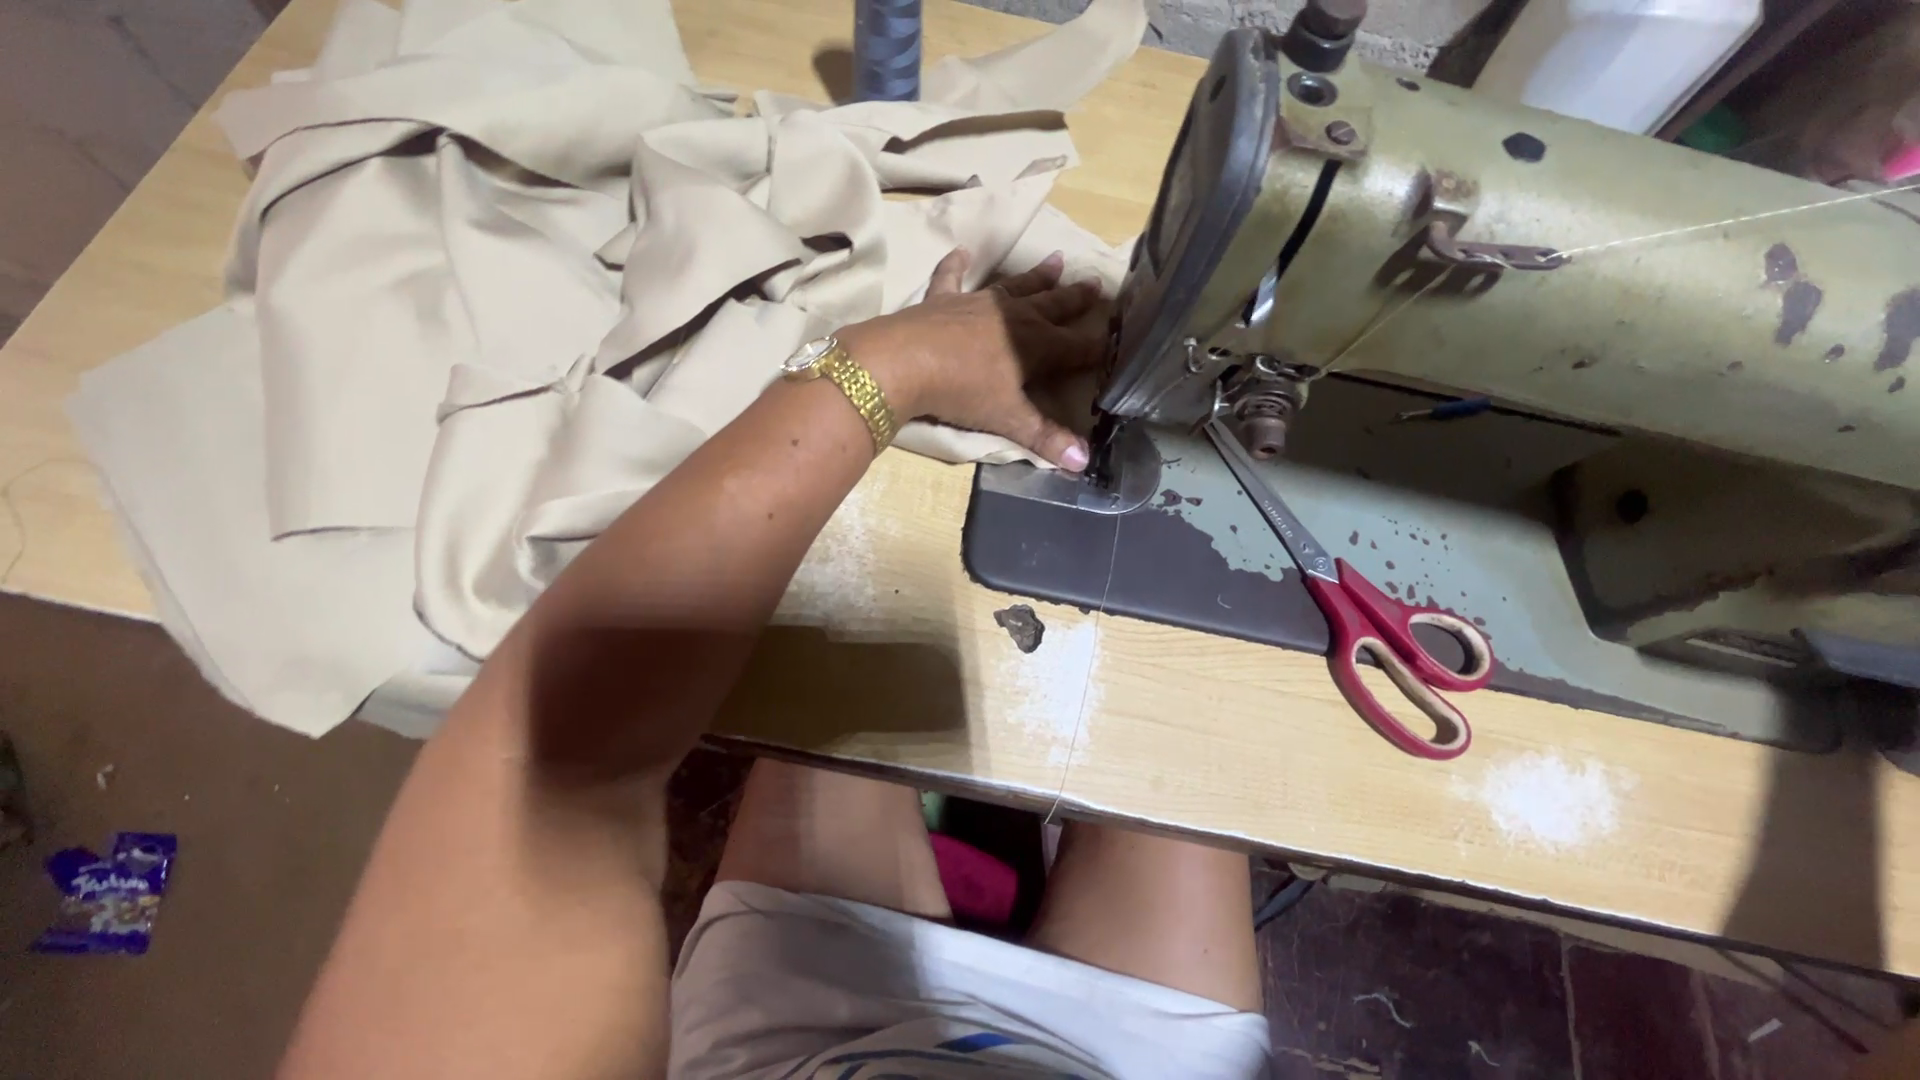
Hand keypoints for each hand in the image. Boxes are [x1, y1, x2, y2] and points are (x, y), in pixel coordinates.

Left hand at [838, 247, 1107, 470]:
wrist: (905, 362)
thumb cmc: (963, 392)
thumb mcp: (1008, 419)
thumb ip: (1045, 438)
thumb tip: (1084, 461)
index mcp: (1035, 345)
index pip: (1076, 347)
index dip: (1098, 347)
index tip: (1119, 339)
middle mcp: (1013, 316)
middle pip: (1052, 306)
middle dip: (1075, 299)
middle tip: (1096, 284)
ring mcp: (977, 303)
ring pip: (1014, 286)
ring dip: (1036, 276)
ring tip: (1056, 260)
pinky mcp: (942, 300)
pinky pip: (951, 277)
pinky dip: (956, 265)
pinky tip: (962, 252)